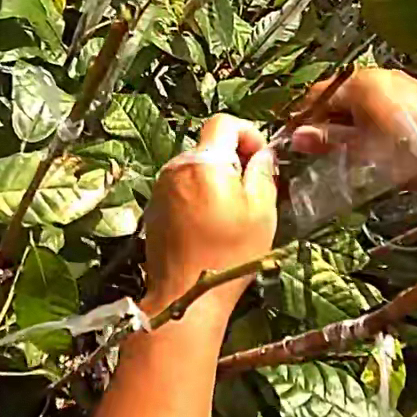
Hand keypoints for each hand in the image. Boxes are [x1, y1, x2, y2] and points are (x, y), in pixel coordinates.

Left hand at [144, 114, 276, 309]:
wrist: (186, 294)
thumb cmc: (230, 254)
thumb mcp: (261, 212)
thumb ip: (262, 173)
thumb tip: (262, 154)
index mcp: (203, 162)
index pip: (222, 122)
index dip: (247, 133)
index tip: (259, 159)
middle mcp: (175, 167)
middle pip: (208, 146)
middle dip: (233, 160)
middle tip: (252, 191)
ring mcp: (161, 187)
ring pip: (195, 167)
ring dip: (216, 179)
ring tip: (232, 213)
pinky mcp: (154, 206)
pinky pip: (181, 187)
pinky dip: (198, 194)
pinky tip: (209, 224)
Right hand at [289, 68, 416, 179]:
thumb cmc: (409, 150)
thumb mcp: (359, 149)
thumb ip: (326, 140)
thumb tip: (296, 137)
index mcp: (359, 83)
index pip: (316, 96)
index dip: (304, 118)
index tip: (298, 139)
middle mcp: (378, 76)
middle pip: (338, 95)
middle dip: (326, 119)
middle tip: (321, 147)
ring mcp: (400, 84)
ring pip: (359, 100)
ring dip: (348, 121)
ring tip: (349, 148)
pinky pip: (380, 104)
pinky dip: (369, 120)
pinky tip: (375, 143)